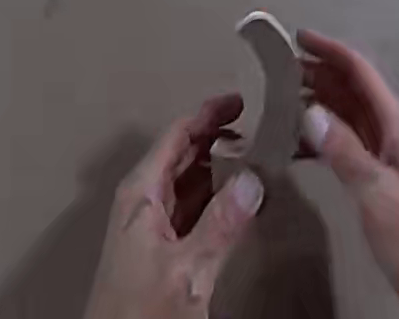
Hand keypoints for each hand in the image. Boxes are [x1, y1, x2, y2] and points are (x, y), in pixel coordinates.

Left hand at [82, 94, 266, 318]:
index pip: (178, 134)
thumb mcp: (185, 271)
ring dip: (220, 162)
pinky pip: (195, 204)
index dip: (209, 113)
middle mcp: (146, 198)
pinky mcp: (165, 248)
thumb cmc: (140, 315)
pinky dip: (218, 191)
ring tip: (255, 151)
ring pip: (192, 177)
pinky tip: (240, 195)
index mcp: (142, 191)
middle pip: (185, 151)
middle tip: (258, 123)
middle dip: (219, 133)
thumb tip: (255, 178)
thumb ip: (220, 223)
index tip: (243, 101)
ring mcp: (154, 223)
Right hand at [298, 30, 398, 318]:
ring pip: (347, 113)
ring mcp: (385, 153)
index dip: (331, 50)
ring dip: (318, 101)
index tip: (297, 36)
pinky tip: (297, 143)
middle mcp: (391, 129)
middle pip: (352, 87)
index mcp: (397, 123)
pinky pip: (346, 142)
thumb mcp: (381, 196)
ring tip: (281, 99)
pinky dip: (322, 136)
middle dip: (318, 71)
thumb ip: (346, 152)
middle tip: (278, 68)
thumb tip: (309, 109)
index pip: (361, 71)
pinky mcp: (378, 177)